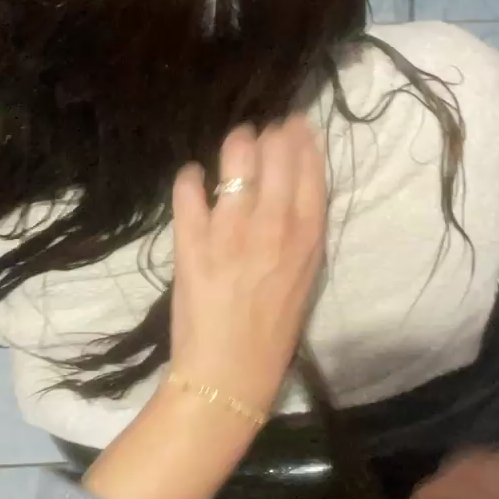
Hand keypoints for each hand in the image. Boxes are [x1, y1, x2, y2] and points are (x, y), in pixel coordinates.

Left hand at [168, 115, 327, 414]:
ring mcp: (231, 230)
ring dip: (236, 144)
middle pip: (276, 151)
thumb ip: (301, 230)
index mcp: (308, 236)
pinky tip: (194, 179)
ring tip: (234, 147)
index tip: (294, 125)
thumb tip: (291, 186)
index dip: (301, 137)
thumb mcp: (306, 277)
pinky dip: (190, 178)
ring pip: (236, 157)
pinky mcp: (192, 240)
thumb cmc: (274, 331)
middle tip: (263, 133)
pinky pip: (189, 189)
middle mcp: (274, 225)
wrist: (229, 373)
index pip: (309, 166)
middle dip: (270, 133)